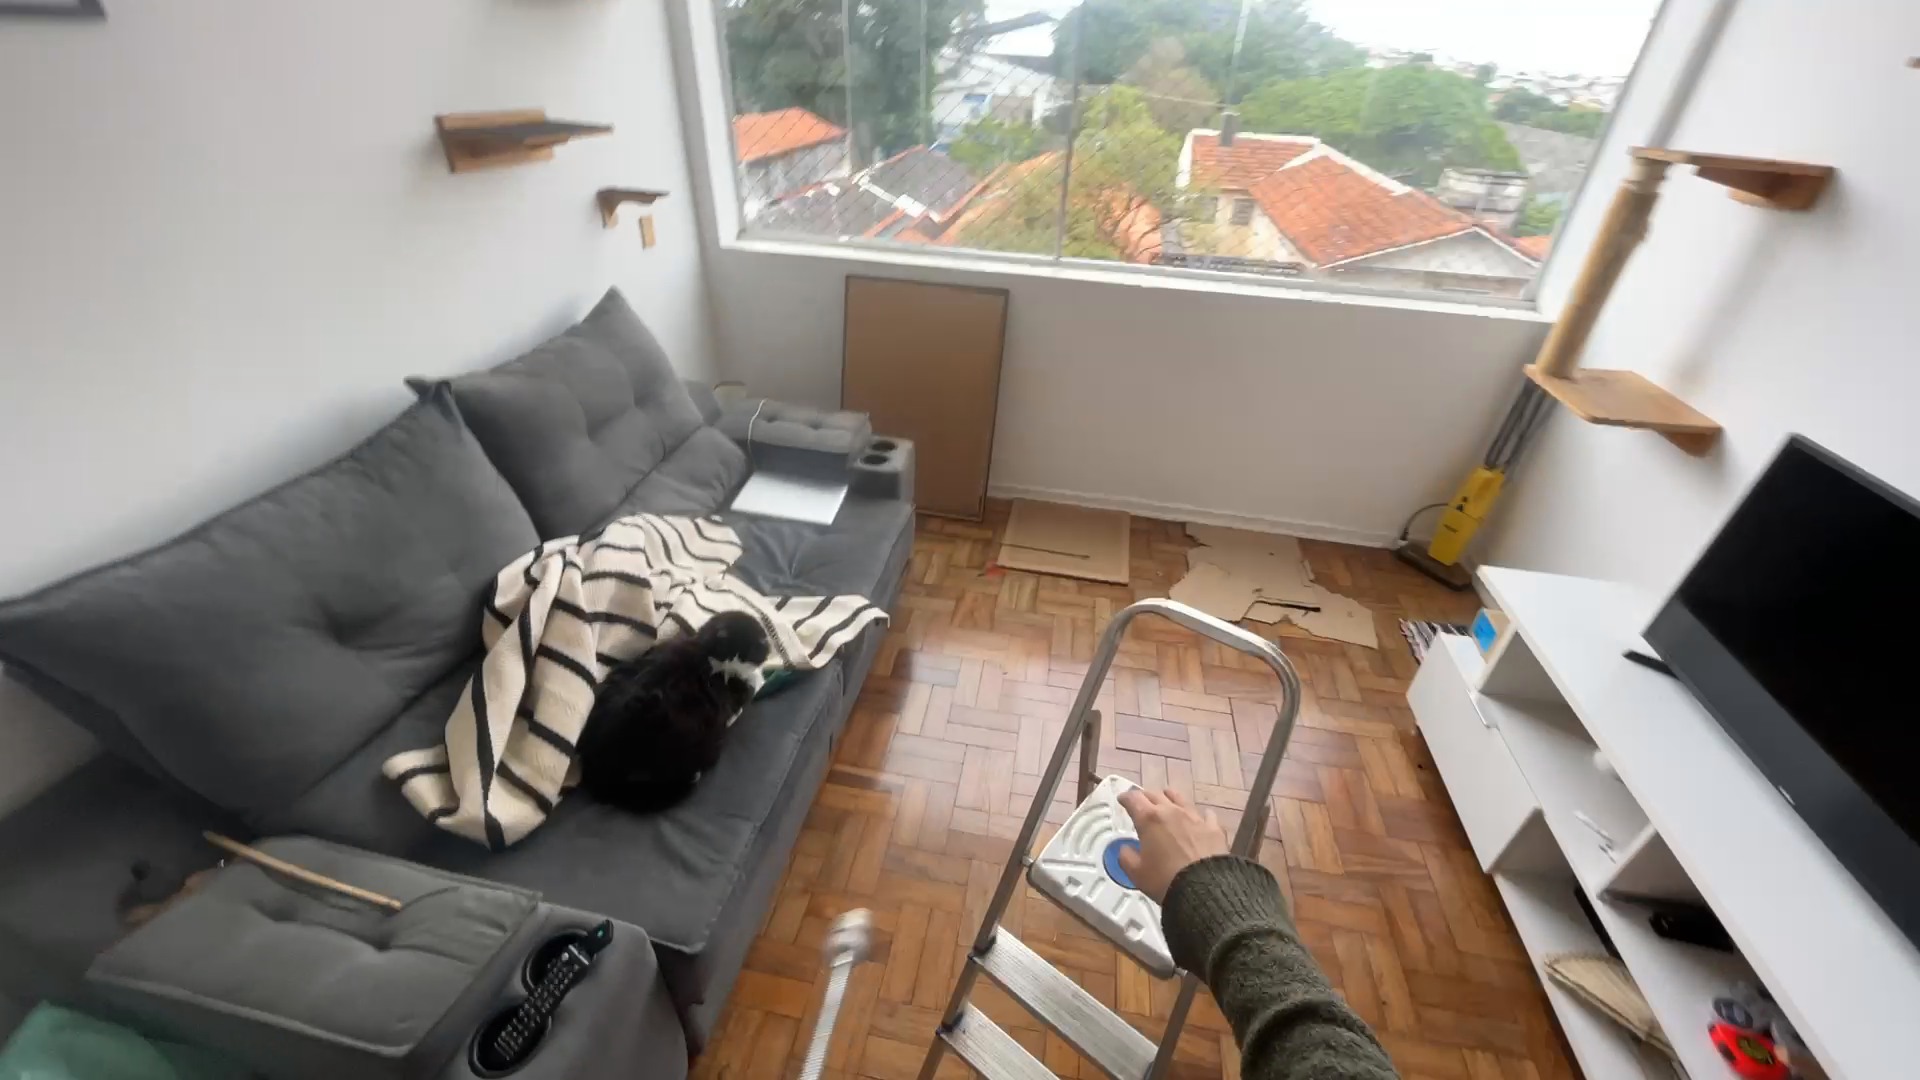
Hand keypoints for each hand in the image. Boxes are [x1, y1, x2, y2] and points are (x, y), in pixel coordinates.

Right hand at [1116, 787, 1228, 902]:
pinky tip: (1200, 819)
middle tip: (1141, 804)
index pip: (1133, 798)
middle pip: (1155, 794)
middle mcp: (1171, 811)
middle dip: (1145, 797)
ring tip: (1167, 802)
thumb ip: (1126, 857)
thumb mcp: (1136, 873)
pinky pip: (1206, 815)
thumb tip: (1125, 849)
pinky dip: (1200, 816)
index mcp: (1148, 819)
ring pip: (1179, 798)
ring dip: (1169, 798)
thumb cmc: (1165, 880)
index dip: (1125, 798)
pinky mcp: (1213, 828)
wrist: (1205, 891)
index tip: (1123, 800)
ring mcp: (1194, 817)